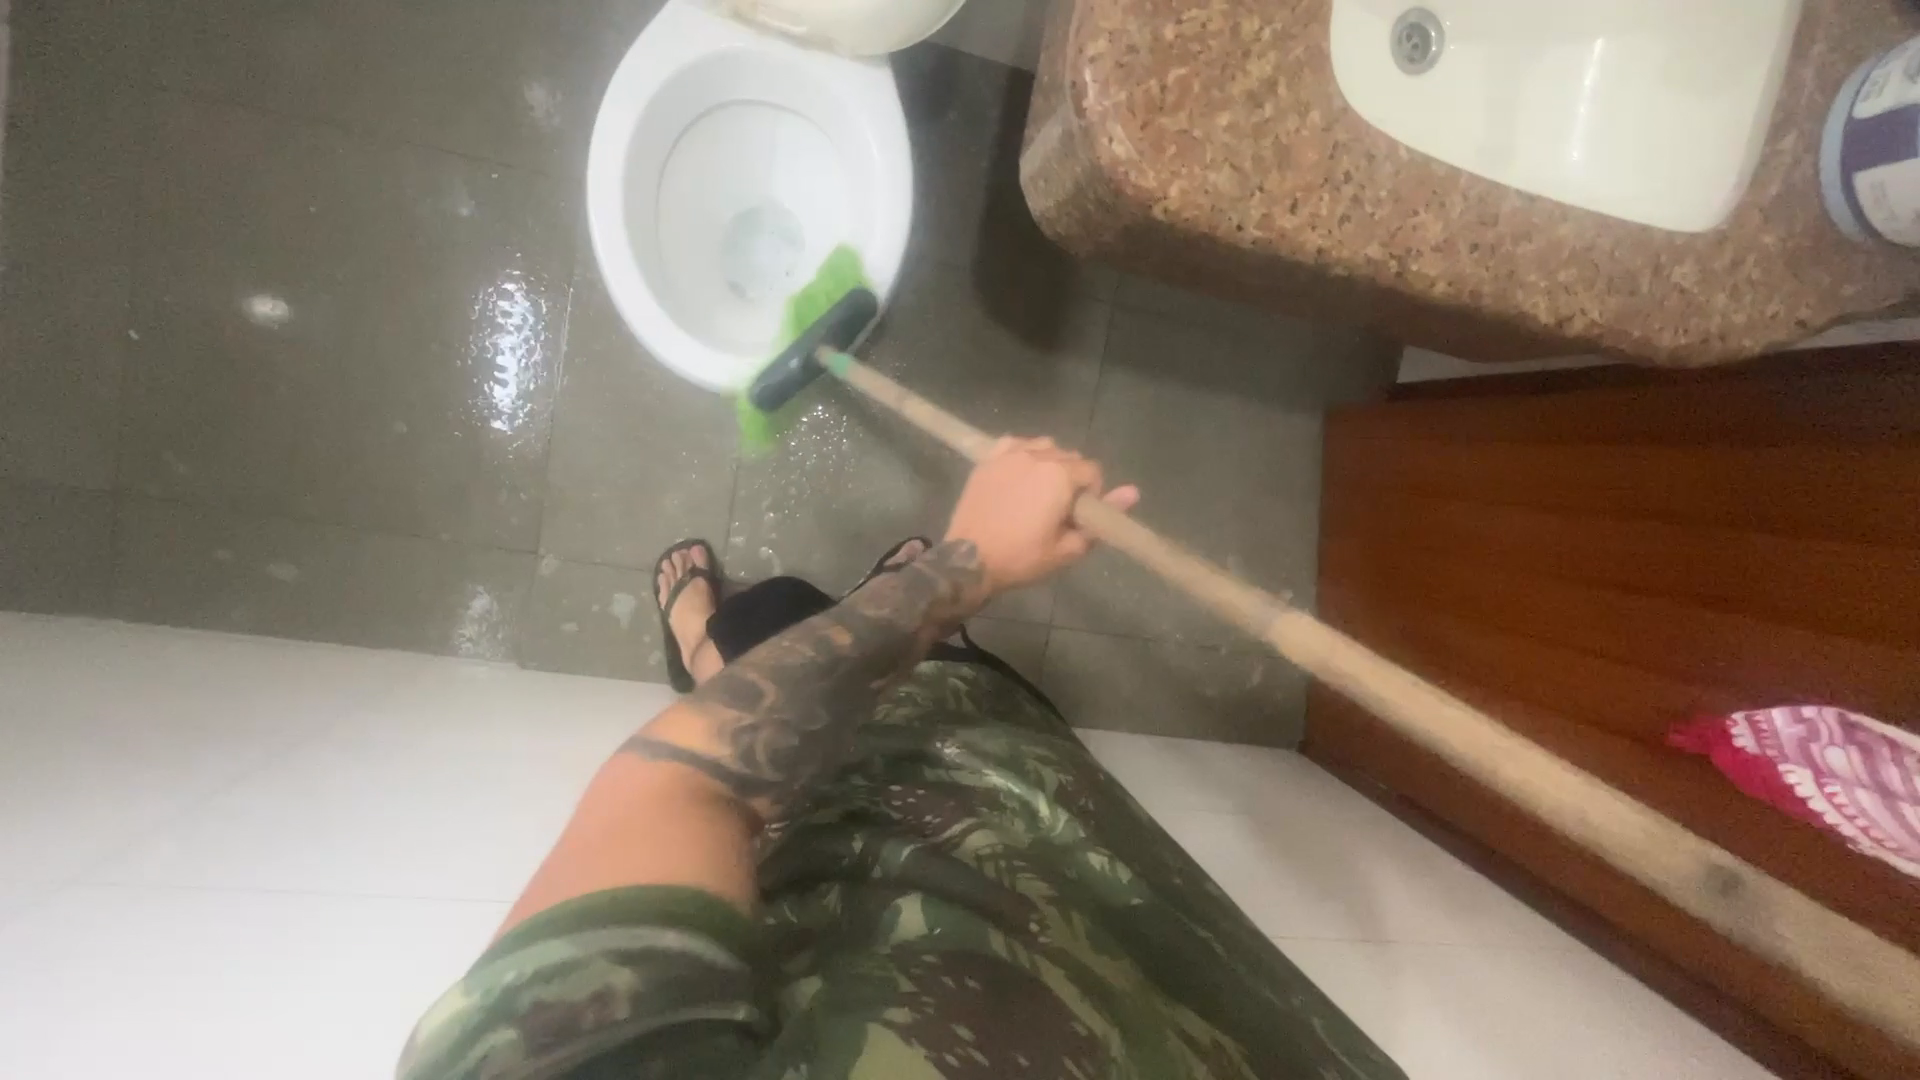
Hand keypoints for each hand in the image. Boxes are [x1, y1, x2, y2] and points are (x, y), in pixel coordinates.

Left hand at [944, 437, 1139, 596]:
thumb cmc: (1022, 558)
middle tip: (1059, 509)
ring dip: (1048, 463)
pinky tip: (1019, 473)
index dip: (1093, 493)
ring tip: (1039, 490)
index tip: (1080, 515)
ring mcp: (1009, 455)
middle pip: (1069, 457)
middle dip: (1072, 478)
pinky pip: (1014, 444)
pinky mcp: (987, 460)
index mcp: (1060, 475)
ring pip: (1043, 446)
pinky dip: (1022, 453)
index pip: (1093, 471)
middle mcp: (1037, 456)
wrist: (969, 559)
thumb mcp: (1068, 548)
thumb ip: (1101, 519)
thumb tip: (1134, 492)